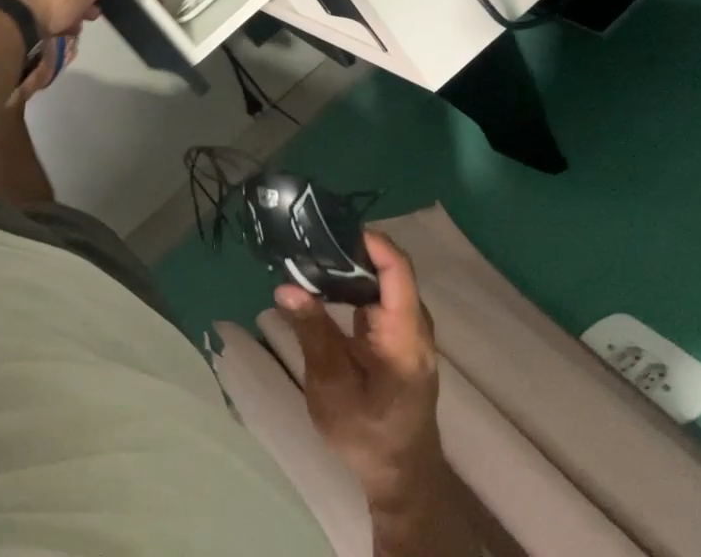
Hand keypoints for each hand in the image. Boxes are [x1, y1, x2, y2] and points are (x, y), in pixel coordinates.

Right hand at [275, 232, 444, 503]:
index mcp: (404, 337)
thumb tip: (287, 286)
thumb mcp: (331, 385)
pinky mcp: (396, 345)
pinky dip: (352, 288)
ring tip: (310, 255)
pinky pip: (378, 303)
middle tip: (310, 237)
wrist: (399, 474)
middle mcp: (414, 330)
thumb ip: (313, 333)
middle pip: (392, 274)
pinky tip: (323, 287)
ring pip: (384, 288)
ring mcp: (407, 337)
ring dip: (351, 268)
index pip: (399, 274)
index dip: (374, 244)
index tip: (335, 226)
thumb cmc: (366, 432)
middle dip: (354, 250)